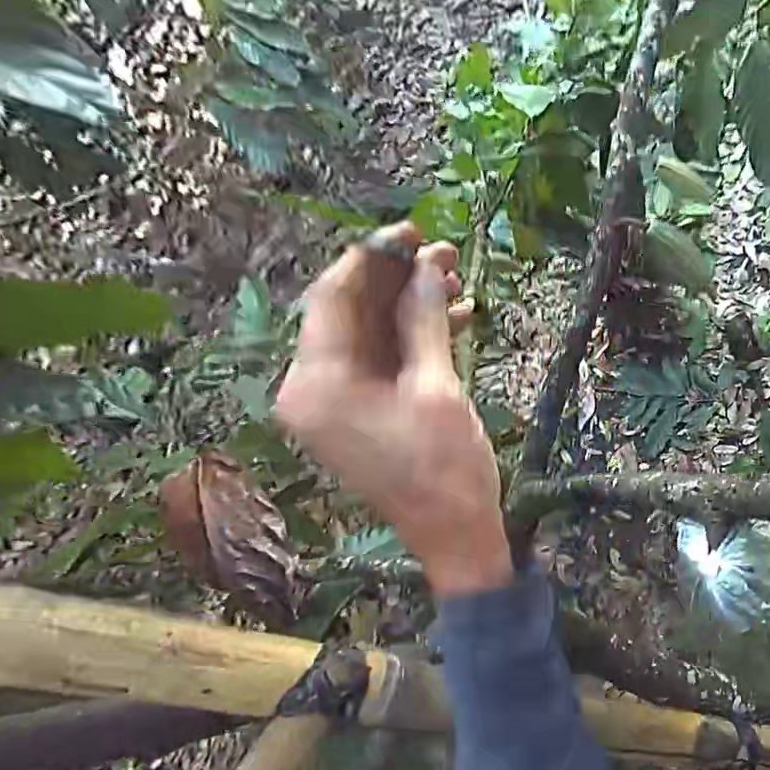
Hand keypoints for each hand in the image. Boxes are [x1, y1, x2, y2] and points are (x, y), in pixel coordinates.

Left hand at [276, 223, 511, 598]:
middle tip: (443, 256)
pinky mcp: (360, 417)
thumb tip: (427, 267)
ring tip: (456, 285)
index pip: (332, 298)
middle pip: (349, 315)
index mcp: (315, 384)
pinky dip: (411, 344)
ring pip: (368, 338)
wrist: (458, 538)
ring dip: (409, 310)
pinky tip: (450, 321)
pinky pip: (380, 366)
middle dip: (396, 283)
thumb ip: (425, 322)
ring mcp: (334, 406)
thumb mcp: (438, 390)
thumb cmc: (448, 470)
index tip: (413, 231)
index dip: (373, 258)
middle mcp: (311, 390)